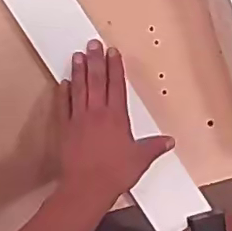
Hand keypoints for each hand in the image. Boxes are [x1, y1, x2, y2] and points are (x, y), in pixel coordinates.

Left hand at [57, 40, 174, 209]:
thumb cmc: (113, 173)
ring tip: (78, 55)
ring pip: (79, 89)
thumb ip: (154, 147)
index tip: (113, 53)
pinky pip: (64, 106)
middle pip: (96, 81)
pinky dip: (64, 93)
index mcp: (116, 117)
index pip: (116, 85)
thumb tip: (167, 141)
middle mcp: (97, 114)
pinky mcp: (66, 130)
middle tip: (93, 44)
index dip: (115, 67)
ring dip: (79, 71)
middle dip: (95, 60)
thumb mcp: (140, 159)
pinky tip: (63, 83)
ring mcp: (79, 120)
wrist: (87, 187)